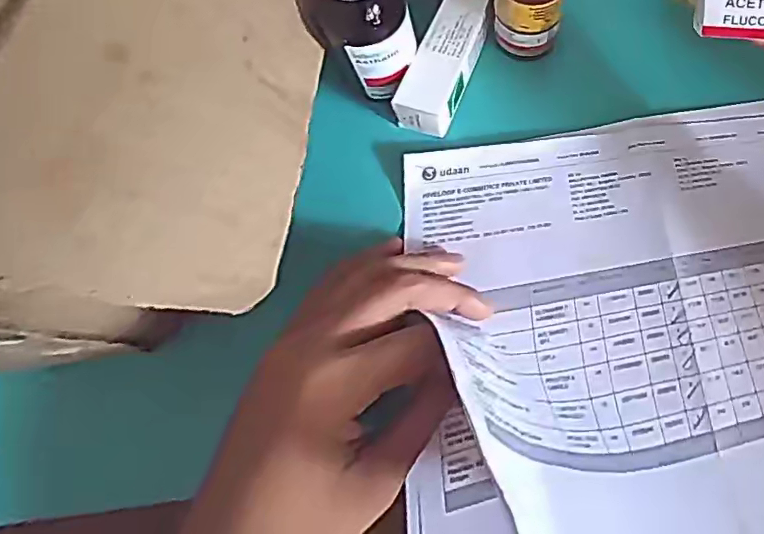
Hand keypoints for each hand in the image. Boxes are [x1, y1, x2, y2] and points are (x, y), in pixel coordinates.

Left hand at [183, 239, 490, 533]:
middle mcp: (311, 345)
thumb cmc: (302, 522)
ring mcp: (292, 338)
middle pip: (390, 290)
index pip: (414, 341)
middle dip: (441, 287)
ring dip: (408, 263)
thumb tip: (458, 366)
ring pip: (361, 275)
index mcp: (334, 384)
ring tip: (447, 261)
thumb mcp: (375, 482)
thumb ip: (423, 415)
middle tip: (477, 296)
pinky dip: (367, 263)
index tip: (479, 343)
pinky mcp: (284, 341)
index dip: (453, 339)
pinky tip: (392, 256)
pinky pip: (331, 284)